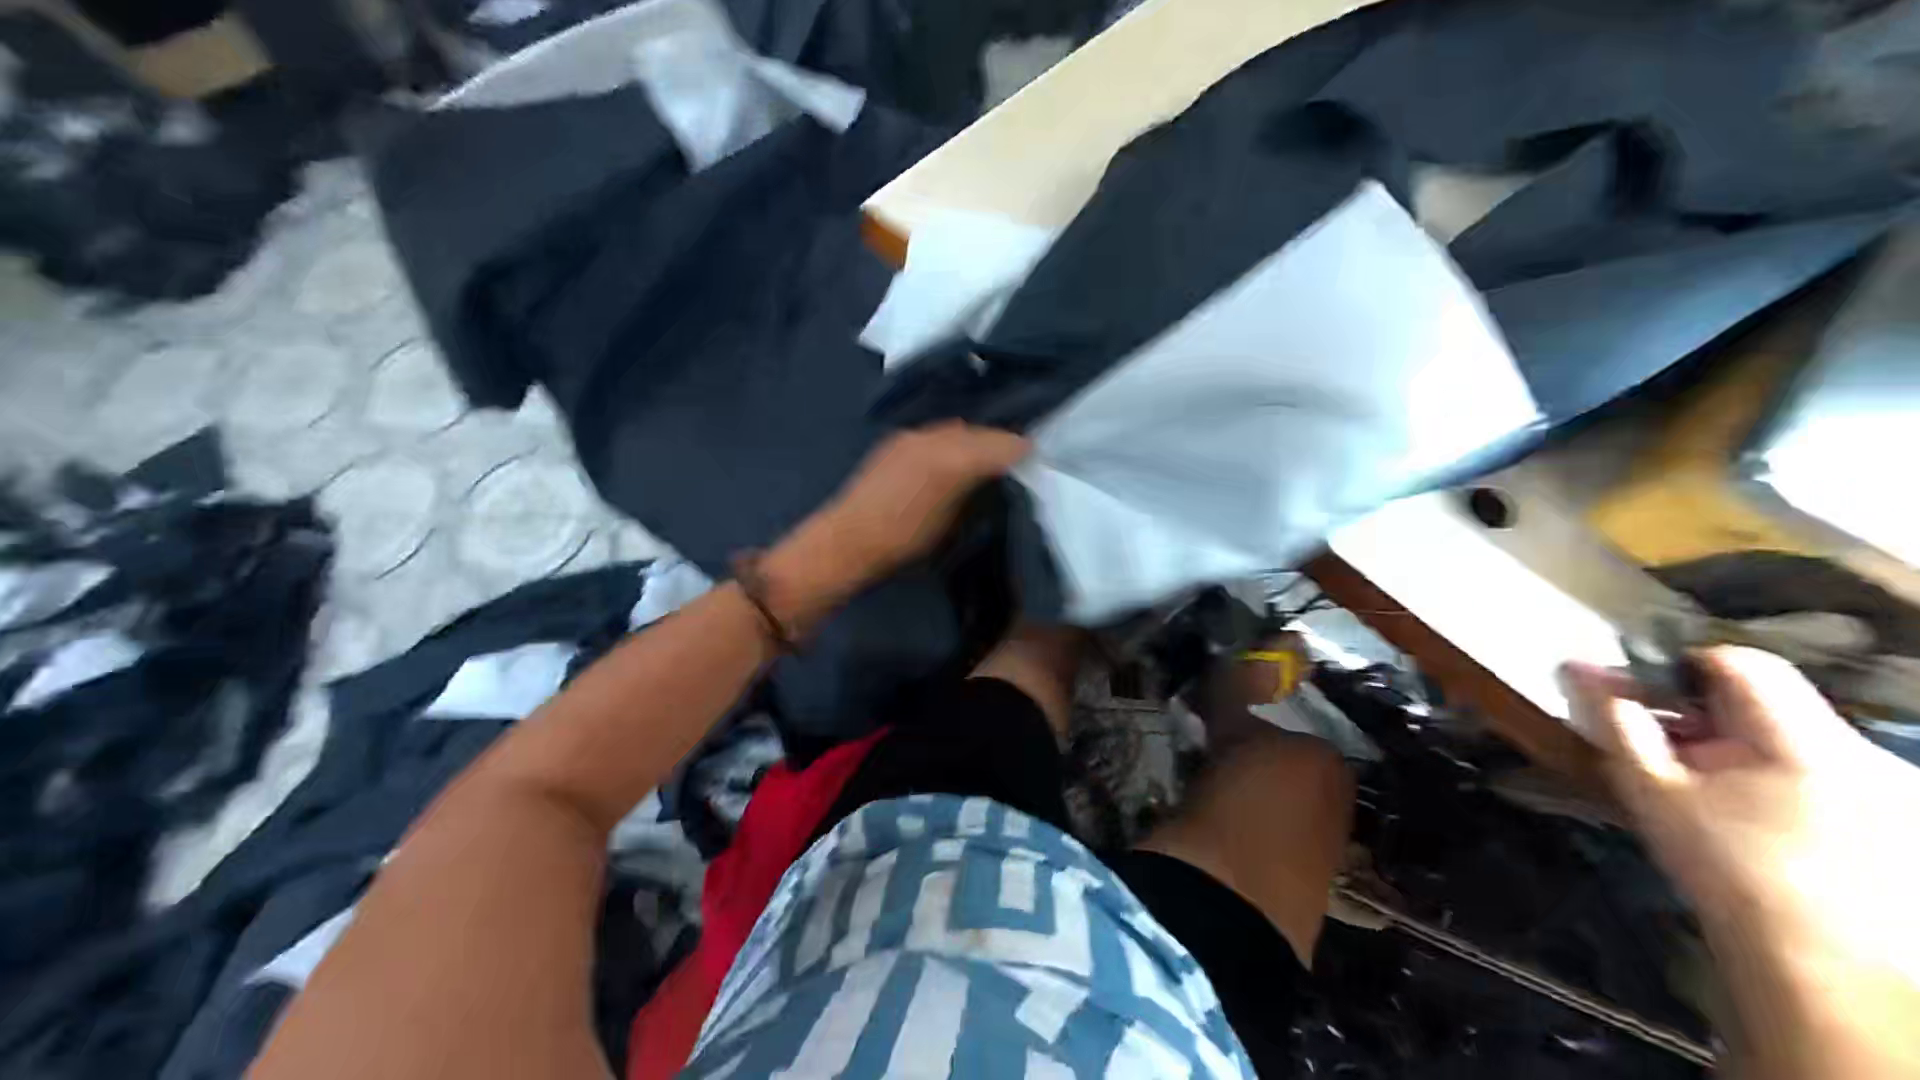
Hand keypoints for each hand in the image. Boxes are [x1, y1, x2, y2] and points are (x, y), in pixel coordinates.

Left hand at [758, 422, 1028, 634]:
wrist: (848, 538)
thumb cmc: (904, 539)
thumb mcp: (951, 521)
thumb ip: (975, 488)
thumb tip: (995, 475)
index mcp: (954, 460)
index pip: (1000, 444)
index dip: (1020, 450)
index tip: (1034, 458)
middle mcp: (936, 438)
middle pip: (980, 431)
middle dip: (999, 442)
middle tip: (1014, 457)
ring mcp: (914, 436)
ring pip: (957, 429)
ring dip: (975, 440)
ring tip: (985, 457)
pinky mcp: (897, 441)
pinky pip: (936, 433)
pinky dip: (952, 441)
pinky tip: (952, 457)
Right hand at [1563, 648, 1919, 1077]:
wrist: (1816, 959)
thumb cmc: (1722, 863)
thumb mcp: (1649, 786)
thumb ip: (1617, 719)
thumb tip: (1580, 667)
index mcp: (1804, 740)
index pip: (1741, 662)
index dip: (1684, 667)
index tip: (1648, 699)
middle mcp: (1862, 749)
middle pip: (1768, 695)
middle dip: (1708, 712)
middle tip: (1667, 748)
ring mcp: (1892, 782)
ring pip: (1794, 729)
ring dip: (1740, 740)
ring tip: (1704, 783)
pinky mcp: (1900, 811)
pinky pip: (1823, 760)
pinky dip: (1776, 767)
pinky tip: (1748, 807)